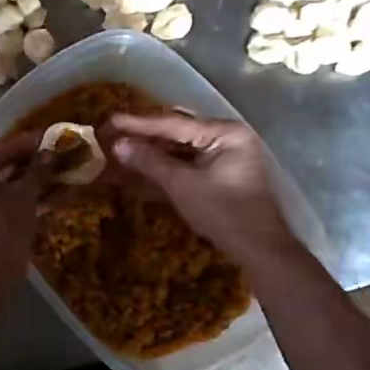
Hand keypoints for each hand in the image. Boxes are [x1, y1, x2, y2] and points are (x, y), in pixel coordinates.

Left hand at [0, 129, 48, 284]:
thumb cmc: (5, 227)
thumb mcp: (25, 196)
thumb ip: (38, 172)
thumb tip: (50, 154)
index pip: (6, 148)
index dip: (30, 141)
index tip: (53, 136)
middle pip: (6, 163)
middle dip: (32, 159)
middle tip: (58, 152)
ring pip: (10, 182)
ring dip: (32, 176)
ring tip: (57, 170)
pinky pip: (10, 198)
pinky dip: (28, 193)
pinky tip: (49, 192)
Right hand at [108, 113, 300, 265]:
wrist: (259, 249)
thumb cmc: (224, 213)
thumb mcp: (183, 185)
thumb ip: (150, 162)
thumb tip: (118, 146)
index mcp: (225, 132)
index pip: (174, 123)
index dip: (138, 124)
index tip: (110, 120)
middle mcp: (227, 138)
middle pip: (177, 133)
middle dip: (144, 137)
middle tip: (112, 134)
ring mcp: (225, 157)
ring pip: (181, 150)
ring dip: (152, 155)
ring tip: (120, 153)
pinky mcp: (221, 177)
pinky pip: (189, 166)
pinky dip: (166, 170)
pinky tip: (140, 173)